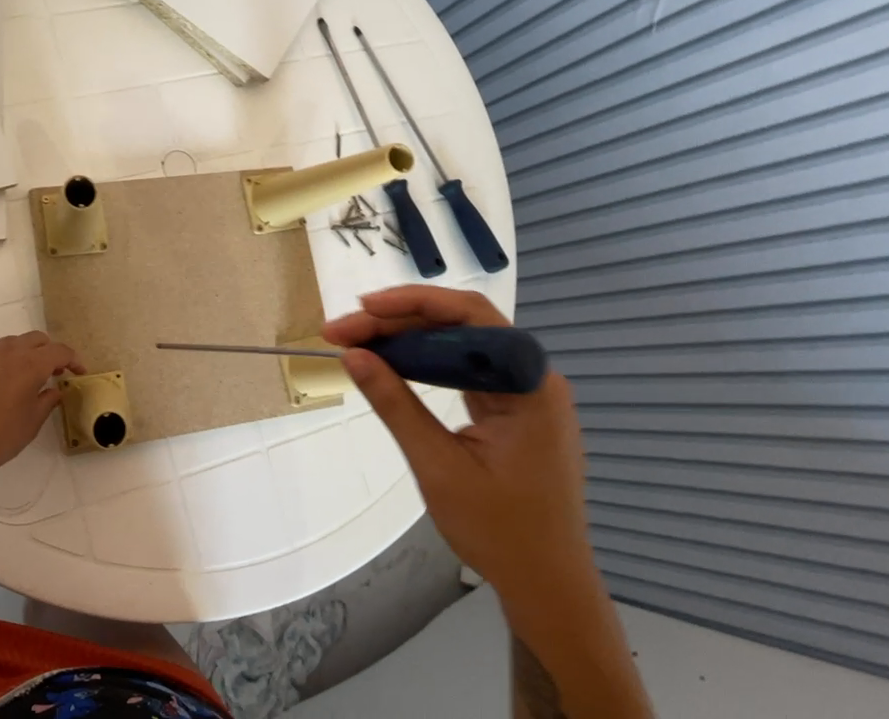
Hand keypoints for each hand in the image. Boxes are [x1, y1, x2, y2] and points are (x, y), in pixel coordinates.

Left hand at [0, 331, 84, 481]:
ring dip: (24, 354)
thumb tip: (54, 391)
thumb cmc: (1, 436)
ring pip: (11, 344)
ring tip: (26, 376)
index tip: (78, 372)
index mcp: (30, 365)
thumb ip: (48, 400)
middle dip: (49, 352)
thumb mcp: (33, 421)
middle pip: (36, 339)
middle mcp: (7, 353)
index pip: (59, 351)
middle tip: (54, 372)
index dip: (73, 360)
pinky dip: (1, 365)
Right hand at [324, 286, 592, 596]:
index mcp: (529, 386)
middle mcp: (534, 379)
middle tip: (340, 332)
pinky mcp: (515, 411)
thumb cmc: (499, 531)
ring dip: (407, 341)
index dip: (411, 303)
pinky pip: (466, 371)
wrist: (548, 586)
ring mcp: (527, 395)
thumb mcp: (437, 465)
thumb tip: (352, 355)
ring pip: (460, 346)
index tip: (361, 309)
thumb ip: (395, 404)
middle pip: (461, 326)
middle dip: (397, 322)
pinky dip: (426, 364)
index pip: (469, 316)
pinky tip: (391, 365)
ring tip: (355, 343)